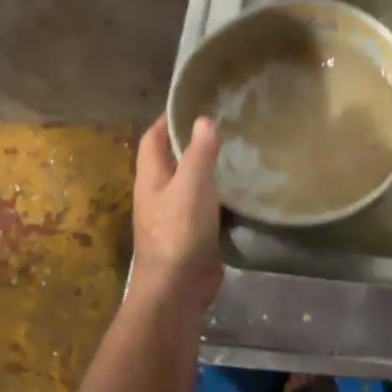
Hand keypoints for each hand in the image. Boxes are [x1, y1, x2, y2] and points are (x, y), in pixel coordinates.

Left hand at [130, 116, 223, 312]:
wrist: (178, 287)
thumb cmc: (180, 231)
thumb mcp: (192, 185)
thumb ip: (199, 152)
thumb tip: (205, 119)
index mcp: (151, 178)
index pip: (153, 139)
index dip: (168, 120)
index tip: (192, 104)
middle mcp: (158, 194)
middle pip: (171, 160)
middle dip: (191, 142)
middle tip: (223, 126)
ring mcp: (174, 216)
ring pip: (190, 184)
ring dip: (208, 169)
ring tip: (236, 152)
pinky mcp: (192, 235)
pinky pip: (205, 207)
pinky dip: (220, 196)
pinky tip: (240, 191)